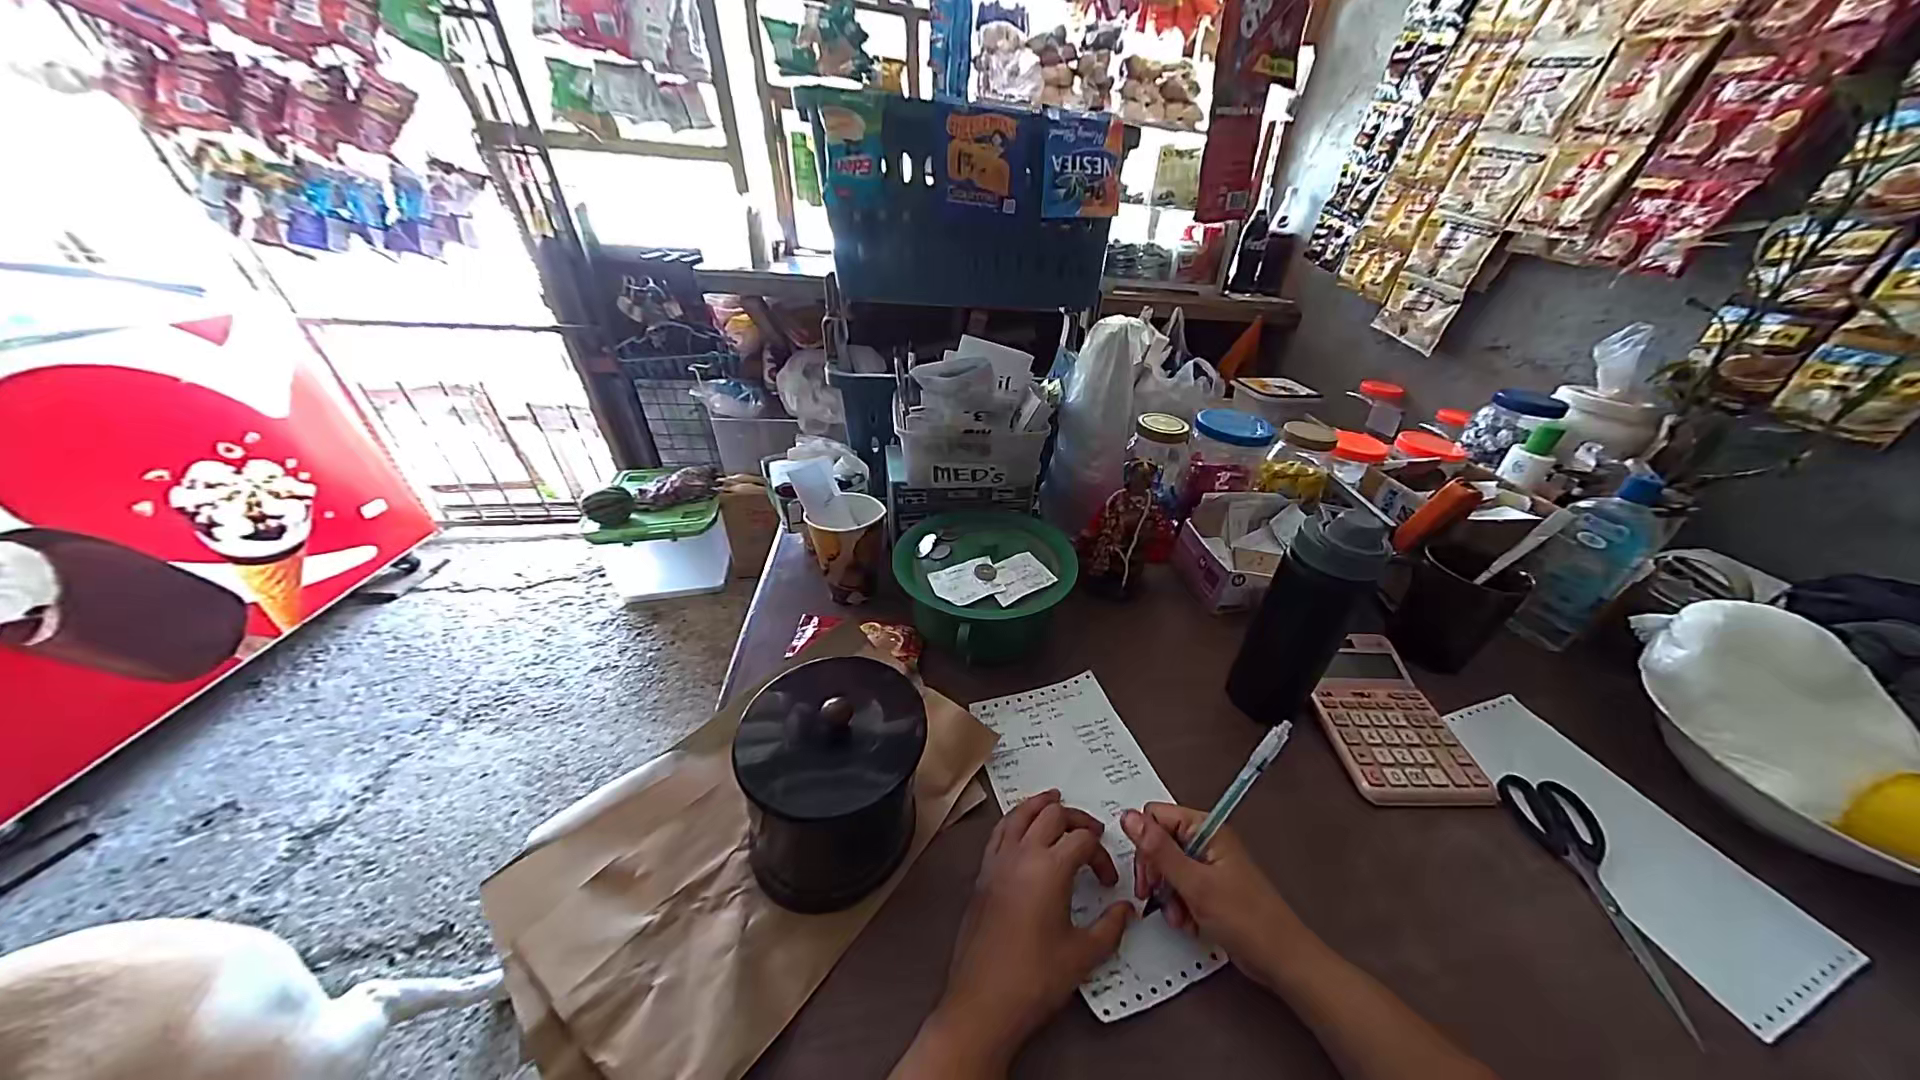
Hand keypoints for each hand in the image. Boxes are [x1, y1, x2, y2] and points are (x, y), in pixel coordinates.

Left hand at [938, 790, 1134, 1056]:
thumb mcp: (1083, 954)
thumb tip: (1124, 910)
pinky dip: (1014, 819)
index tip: (1107, 878)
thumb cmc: (1032, 978)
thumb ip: (1110, 926)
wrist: (984, 1000)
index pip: (1082, 840)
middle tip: (1091, 830)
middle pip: (1052, 814)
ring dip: (1040, 804)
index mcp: (1049, 868)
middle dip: (1076, 818)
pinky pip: (1000, 831)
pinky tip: (1020, 825)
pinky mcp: (982, 873)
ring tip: (1053, 799)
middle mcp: (1021, 855)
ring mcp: (998, 861)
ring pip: (1020, 814)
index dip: (1101, 854)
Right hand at [1121, 802, 1299, 989]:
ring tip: (1179, 915)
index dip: (1145, 842)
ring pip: (1167, 867)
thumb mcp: (1195, 884)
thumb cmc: (1248, 920)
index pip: (1156, 816)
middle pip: (1159, 841)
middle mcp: (1207, 840)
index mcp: (1206, 828)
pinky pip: (1180, 885)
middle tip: (1155, 894)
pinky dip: (1178, 904)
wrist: (1283, 962)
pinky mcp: (1210, 886)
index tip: (1148, 872)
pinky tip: (1188, 921)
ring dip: (1167, 893)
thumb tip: (1128, 817)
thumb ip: (1158, 850)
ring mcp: (1209, 864)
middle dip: (1155, 872)